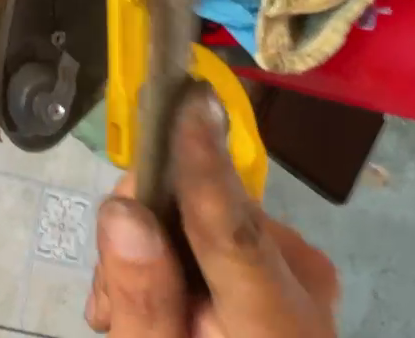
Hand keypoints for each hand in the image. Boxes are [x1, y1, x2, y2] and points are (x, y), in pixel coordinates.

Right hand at [86, 90, 338, 337]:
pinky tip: (159, 294)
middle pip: (199, 209)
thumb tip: (123, 210)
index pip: (231, 231)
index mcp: (277, 325)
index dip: (203, 164)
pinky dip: (175, 249)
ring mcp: (302, 269)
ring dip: (152, 242)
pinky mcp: (290, 260)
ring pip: (197, 210)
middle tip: (110, 290)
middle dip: (142, 225)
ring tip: (131, 302)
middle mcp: (303, 283)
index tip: (192, 99)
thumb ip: (140, 295)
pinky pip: (211, 225)